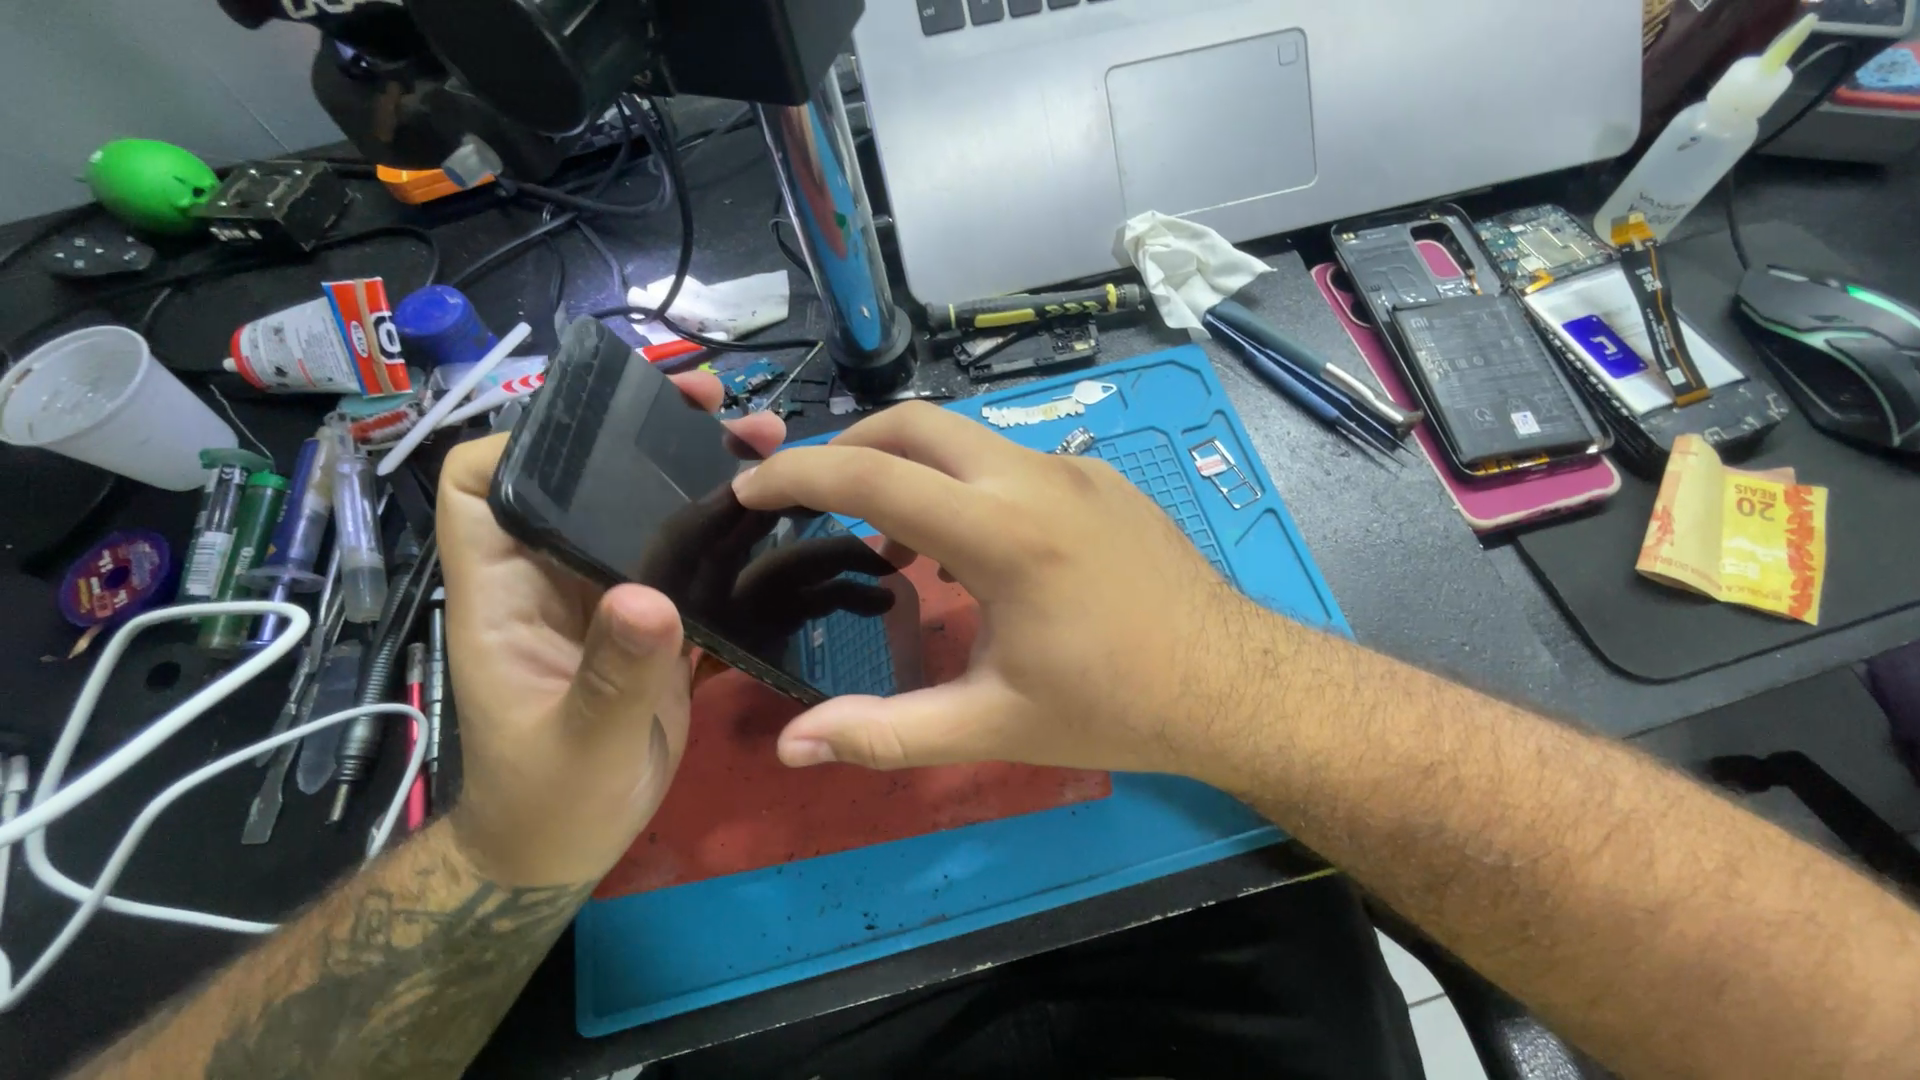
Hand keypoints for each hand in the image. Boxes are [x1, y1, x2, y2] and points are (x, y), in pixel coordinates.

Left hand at [436, 372, 783, 886]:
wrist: (565, 846)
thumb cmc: (545, 801)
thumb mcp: (578, 747)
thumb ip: (613, 678)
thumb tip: (651, 598)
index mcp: (507, 594)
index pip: (481, 487)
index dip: (523, 440)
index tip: (605, 422)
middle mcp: (553, 579)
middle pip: (581, 482)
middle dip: (641, 435)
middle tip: (715, 405)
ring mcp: (606, 599)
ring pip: (642, 515)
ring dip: (696, 476)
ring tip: (764, 443)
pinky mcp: (651, 623)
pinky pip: (684, 561)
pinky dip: (724, 534)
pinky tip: (774, 519)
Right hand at [732, 402, 1273, 781]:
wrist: (1233, 684)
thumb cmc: (1113, 707)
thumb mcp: (993, 726)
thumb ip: (886, 733)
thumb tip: (794, 743)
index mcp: (1002, 534)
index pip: (873, 476)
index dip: (798, 474)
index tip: (751, 486)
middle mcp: (1034, 478)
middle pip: (915, 422)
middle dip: (849, 446)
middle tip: (812, 499)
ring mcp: (1073, 470)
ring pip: (964, 437)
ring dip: (909, 468)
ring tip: (892, 546)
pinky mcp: (1098, 479)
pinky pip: (1008, 461)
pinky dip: (962, 485)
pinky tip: (969, 551)